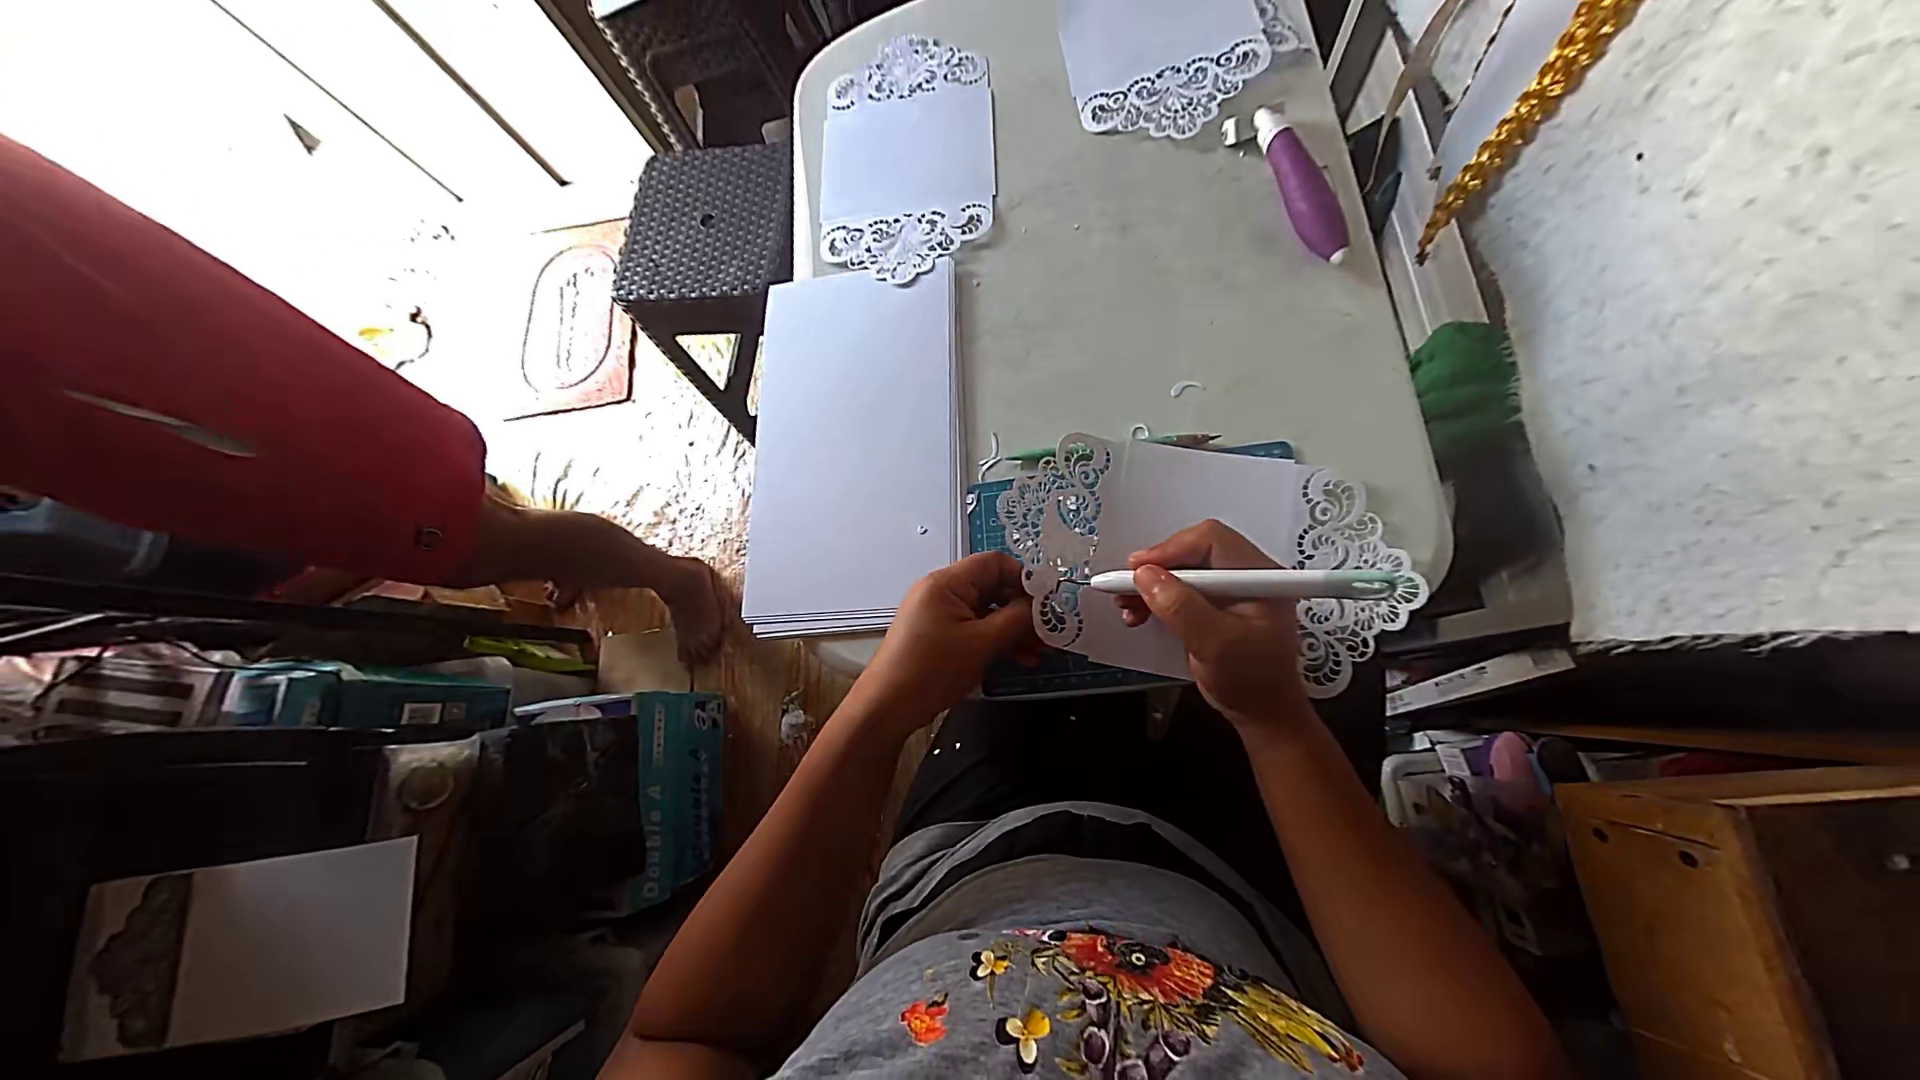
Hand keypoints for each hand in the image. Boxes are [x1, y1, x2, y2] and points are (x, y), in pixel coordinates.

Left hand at [857, 553, 1038, 728]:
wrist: (887, 706)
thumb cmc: (931, 670)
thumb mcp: (981, 644)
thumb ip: (1015, 619)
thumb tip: (1038, 605)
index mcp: (947, 582)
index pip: (994, 563)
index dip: (1024, 579)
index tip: (1047, 602)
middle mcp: (942, 591)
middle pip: (992, 587)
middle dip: (1023, 609)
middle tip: (1050, 631)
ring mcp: (940, 613)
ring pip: (986, 611)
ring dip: (1014, 629)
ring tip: (1040, 652)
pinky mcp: (940, 635)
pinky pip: (975, 628)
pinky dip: (996, 640)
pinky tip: (1020, 658)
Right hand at [1116, 520, 1315, 736]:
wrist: (1263, 713)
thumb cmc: (1250, 681)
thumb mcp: (1215, 644)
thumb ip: (1182, 608)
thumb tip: (1144, 575)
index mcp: (1258, 575)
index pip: (1210, 541)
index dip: (1171, 550)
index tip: (1138, 571)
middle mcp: (1244, 574)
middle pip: (1191, 552)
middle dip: (1155, 569)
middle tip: (1126, 588)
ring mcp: (1228, 589)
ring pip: (1180, 569)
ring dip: (1150, 585)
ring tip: (1127, 605)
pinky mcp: (1213, 603)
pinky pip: (1179, 588)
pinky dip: (1155, 597)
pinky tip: (1138, 613)